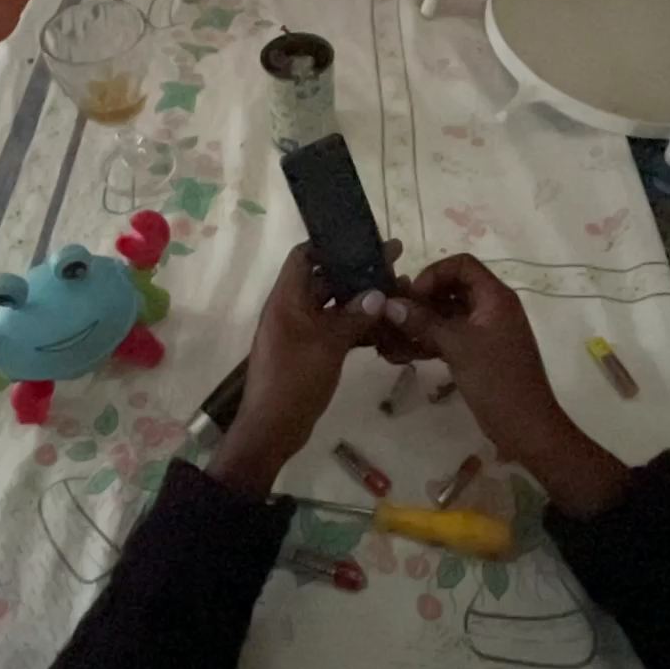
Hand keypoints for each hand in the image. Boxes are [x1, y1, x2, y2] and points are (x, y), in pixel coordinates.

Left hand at [208, 242, 386, 495]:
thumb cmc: (294, 380)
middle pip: (324, 279)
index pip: (303, 256)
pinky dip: (357, 325)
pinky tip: (385, 325)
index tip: (361, 238)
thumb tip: (379, 294)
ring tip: (397, 290)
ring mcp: (302, 331)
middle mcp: (293, 309)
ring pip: (334, 305)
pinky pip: (335, 329)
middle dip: (356, 270)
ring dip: (360, 300)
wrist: (272, 429)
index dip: (329, 245)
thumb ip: (354, 317)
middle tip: (393, 261)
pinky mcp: (311, 351)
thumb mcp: (328, 345)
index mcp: (287, 299)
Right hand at [384, 254, 627, 516]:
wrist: (527, 428)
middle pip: (451, 288)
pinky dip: (428, 341)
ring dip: (420, 322)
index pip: (461, 265)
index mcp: (495, 297)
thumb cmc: (498, 380)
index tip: (412, 296)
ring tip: (390, 336)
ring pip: (447, 314)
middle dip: (421, 299)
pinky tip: (401, 353)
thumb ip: (423, 322)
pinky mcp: (477, 353)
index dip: (434, 274)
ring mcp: (484, 331)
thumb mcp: (458, 347)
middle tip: (394, 316)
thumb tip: (389, 304)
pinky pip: (448, 336)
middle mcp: (490, 308)